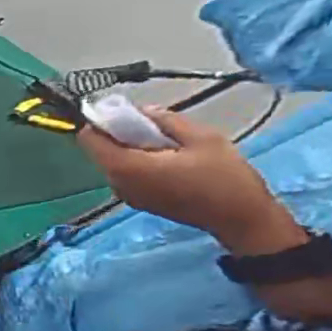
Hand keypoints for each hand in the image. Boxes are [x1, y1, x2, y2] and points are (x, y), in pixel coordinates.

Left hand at [76, 108, 306, 254]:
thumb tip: (143, 110)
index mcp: (124, 166)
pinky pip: (127, 175)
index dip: (102, 123)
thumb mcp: (204, 139)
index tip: (126, 115)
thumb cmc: (225, 178)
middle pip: (102, 150)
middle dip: (121, 135)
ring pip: (115, 162)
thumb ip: (167, 121)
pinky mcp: (137, 201)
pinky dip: (139, 164)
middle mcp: (115, 181)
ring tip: (168, 146)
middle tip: (155, 129)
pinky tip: (169, 163)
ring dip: (132, 150)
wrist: (243, 220)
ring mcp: (124, 194)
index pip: (88, 139)